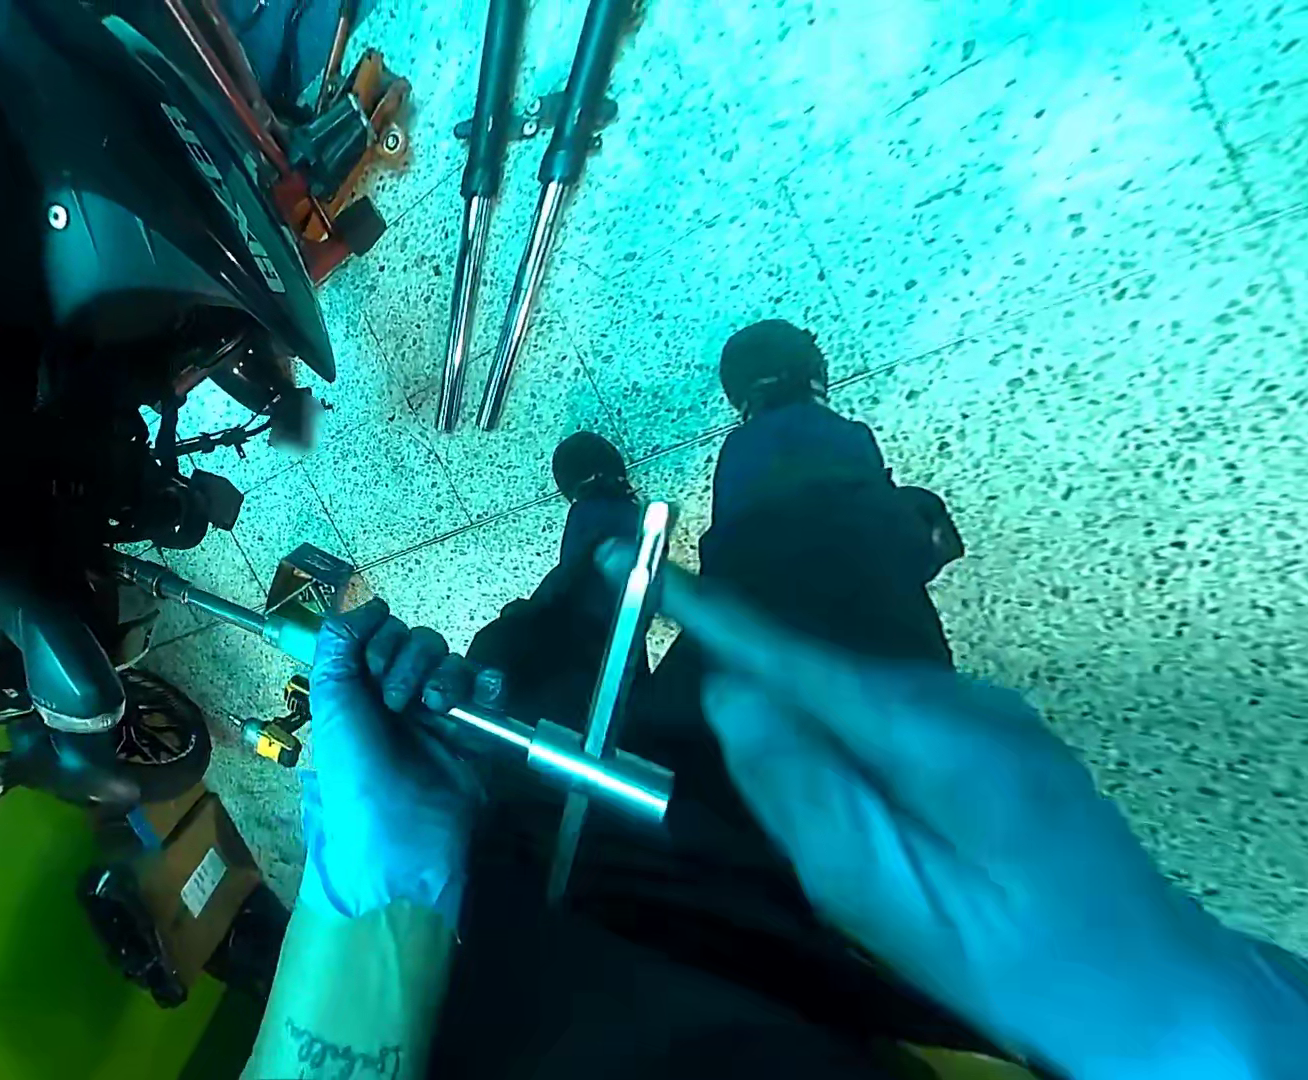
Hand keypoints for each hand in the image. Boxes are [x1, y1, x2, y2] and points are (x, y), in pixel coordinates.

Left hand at [302, 600, 482, 924]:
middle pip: (417, 640)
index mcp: (362, 686)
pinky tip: (478, 698)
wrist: (399, 841)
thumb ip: (339, 644)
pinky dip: (487, 684)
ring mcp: (438, 711)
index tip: (371, 667)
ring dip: (442, 675)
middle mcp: (399, 692)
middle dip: (406, 661)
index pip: (381, 632)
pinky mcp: (474, 730)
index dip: (379, 638)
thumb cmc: (354, 770)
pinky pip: (488, 687)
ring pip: (451, 659)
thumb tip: (372, 605)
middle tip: (395, 701)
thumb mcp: (331, 702)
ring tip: (435, 710)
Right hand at [650, 565, 1306, 1079]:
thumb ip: (792, 783)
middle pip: (796, 660)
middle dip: (743, 692)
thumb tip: (726, 688)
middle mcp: (943, 691)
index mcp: (923, 732)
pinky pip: (854, 696)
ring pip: (824, 679)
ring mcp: (962, 697)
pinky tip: (859, 794)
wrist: (1162, 1000)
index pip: (777, 647)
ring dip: (787, 722)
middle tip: (767, 788)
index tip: (626, 557)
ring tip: (833, 819)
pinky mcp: (964, 714)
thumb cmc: (1003, 956)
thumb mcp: (871, 889)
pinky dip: (820, 724)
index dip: (694, 603)